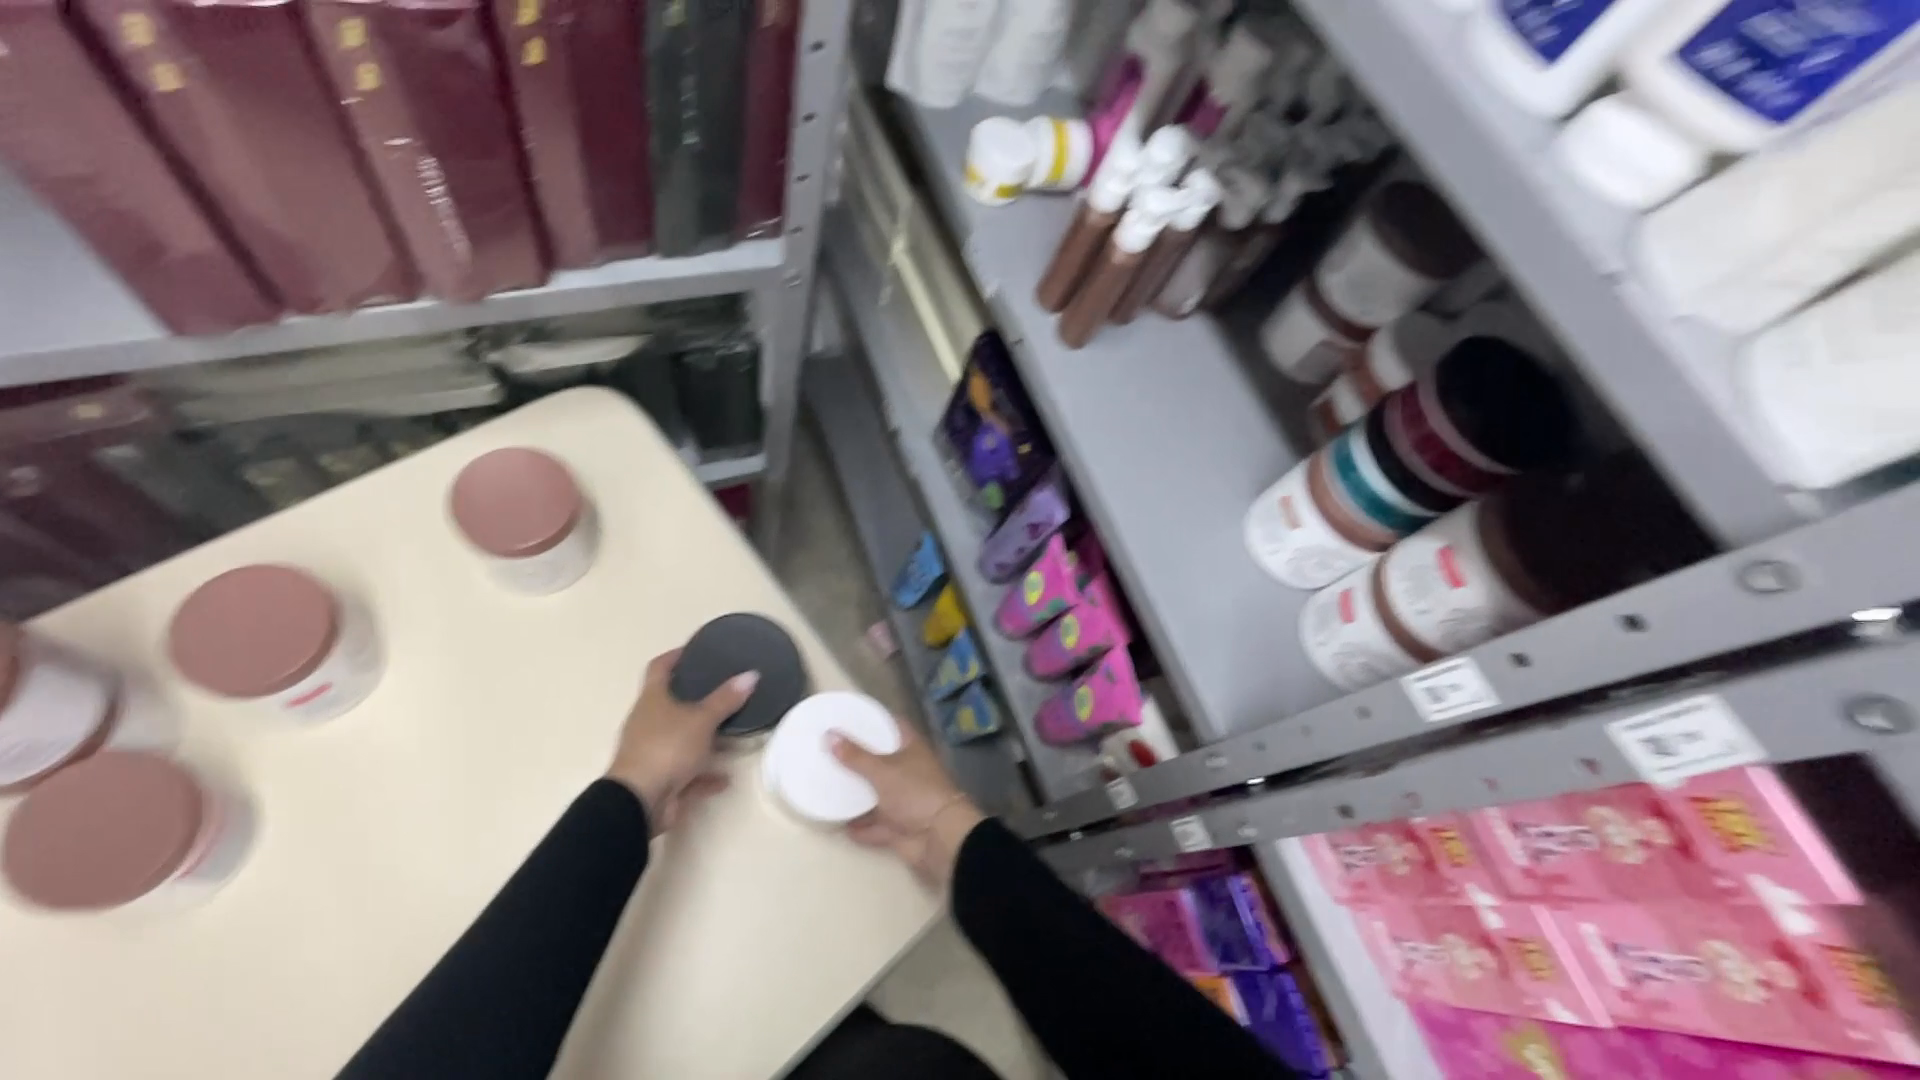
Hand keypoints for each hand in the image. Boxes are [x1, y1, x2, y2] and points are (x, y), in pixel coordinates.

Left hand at [607, 649, 757, 833]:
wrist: (639, 801)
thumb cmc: (666, 749)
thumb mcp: (701, 720)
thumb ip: (726, 700)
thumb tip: (751, 675)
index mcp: (651, 700)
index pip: (659, 668)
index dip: (674, 656)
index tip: (695, 650)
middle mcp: (647, 723)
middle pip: (670, 703)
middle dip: (695, 699)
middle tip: (723, 690)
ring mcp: (652, 752)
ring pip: (680, 738)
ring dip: (703, 739)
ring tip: (731, 733)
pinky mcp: (660, 779)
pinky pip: (687, 772)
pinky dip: (704, 773)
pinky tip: (726, 777)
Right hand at [831, 721, 985, 888]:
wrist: (940, 838)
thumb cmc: (914, 792)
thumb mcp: (882, 770)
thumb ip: (855, 756)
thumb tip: (829, 735)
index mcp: (911, 749)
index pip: (893, 725)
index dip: (874, 719)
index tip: (848, 717)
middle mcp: (909, 771)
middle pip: (881, 761)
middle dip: (858, 760)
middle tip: (829, 752)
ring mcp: (905, 800)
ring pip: (877, 795)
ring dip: (858, 796)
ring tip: (829, 788)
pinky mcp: (899, 827)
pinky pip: (876, 825)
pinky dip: (861, 827)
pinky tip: (840, 825)